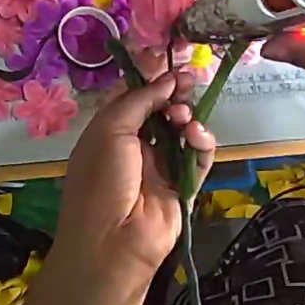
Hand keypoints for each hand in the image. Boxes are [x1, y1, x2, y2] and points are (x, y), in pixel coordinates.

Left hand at [50, 70, 215, 301]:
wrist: (113, 243)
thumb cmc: (102, 181)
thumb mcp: (110, 130)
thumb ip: (140, 100)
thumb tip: (167, 79)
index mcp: (109, 131)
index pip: (133, 97)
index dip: (151, 78)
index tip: (170, 60)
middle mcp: (135, 146)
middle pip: (162, 110)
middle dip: (175, 94)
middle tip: (188, 82)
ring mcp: (161, 167)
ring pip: (183, 131)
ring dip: (187, 118)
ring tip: (184, 119)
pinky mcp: (184, 186)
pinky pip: (200, 158)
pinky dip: (203, 144)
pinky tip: (197, 137)